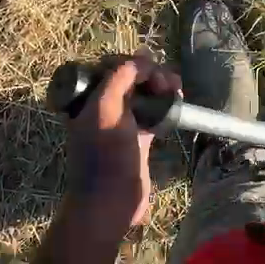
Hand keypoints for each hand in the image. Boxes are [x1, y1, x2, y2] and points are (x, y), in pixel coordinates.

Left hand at [62, 53, 180, 227]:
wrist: (112, 202)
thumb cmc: (105, 155)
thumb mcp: (105, 110)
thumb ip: (119, 78)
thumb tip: (142, 61)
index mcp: (87, 99)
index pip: (111, 65)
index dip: (133, 63)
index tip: (149, 72)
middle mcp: (103, 106)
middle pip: (130, 76)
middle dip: (151, 72)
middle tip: (166, 82)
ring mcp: (122, 121)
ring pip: (144, 90)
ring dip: (162, 83)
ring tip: (176, 88)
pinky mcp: (139, 135)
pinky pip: (154, 109)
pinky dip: (166, 101)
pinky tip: (177, 98)